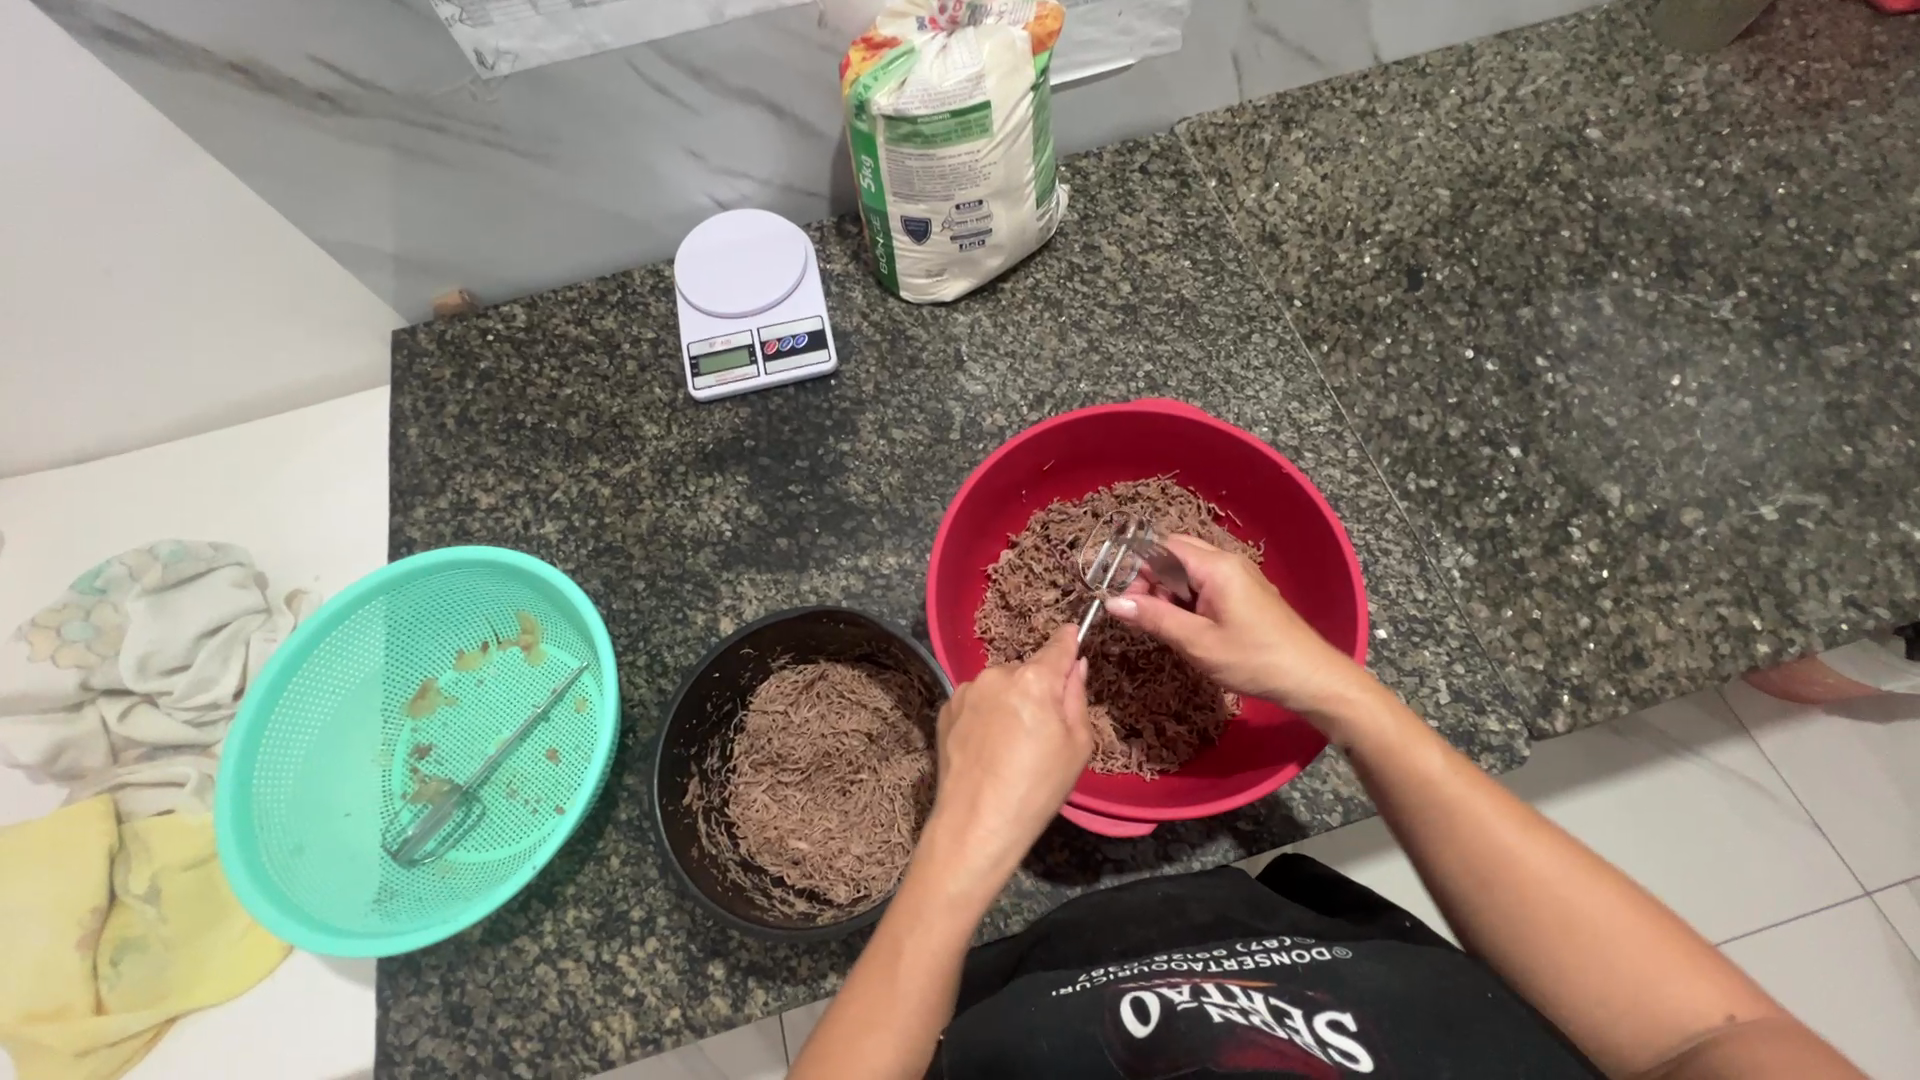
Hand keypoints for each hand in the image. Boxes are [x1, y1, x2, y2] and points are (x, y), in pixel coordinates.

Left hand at [924, 626, 1091, 881]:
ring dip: (1008, 702)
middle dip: (1037, 689)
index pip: (1058, 645)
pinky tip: (987, 749)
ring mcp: (966, 691)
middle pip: (1027, 670)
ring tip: (1010, 746)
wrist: (975, 824)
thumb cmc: (1036, 789)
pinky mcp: (946, 710)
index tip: (1073, 634)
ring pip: (1000, 686)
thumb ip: (1077, 696)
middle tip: (1041, 730)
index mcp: (1033, 680)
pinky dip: (985, 716)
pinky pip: (977, 702)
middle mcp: (996, 674)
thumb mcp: (1077, 746)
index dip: (1069, 640)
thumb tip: (1075, 664)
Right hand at [1104, 534, 1371, 722]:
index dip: (1139, 571)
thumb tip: (1112, 603)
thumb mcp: (1196, 642)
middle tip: (1144, 615)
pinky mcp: (1246, 593)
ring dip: (1171, 592)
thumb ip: (1153, 618)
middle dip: (1153, 581)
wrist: (1310, 677)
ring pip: (1191, 571)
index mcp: (1216, 567)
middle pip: (1176, 555)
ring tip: (1166, 626)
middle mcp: (1228, 562)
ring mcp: (1240, 577)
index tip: (1129, 603)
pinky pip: (1207, 583)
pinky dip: (1189, 599)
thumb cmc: (1252, 659)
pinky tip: (1189, 627)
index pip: (1164, 548)